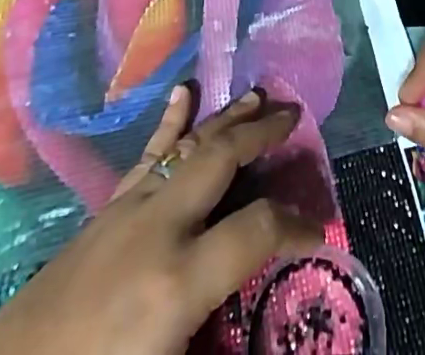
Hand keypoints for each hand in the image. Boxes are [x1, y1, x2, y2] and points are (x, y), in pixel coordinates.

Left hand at [0, 86, 320, 354]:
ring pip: (186, 147)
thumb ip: (220, 328)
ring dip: (224, 119)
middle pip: (219, 159)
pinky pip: (148, 156)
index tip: (318, 229)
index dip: (298, 226)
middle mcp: (157, 227)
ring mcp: (127, 209)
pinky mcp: (106, 209)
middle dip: (261, 133)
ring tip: (256, 96)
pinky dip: (170, 124)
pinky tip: (182, 95)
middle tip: (294, 115)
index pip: (258, 231)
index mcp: (178, 279)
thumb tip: (253, 305)